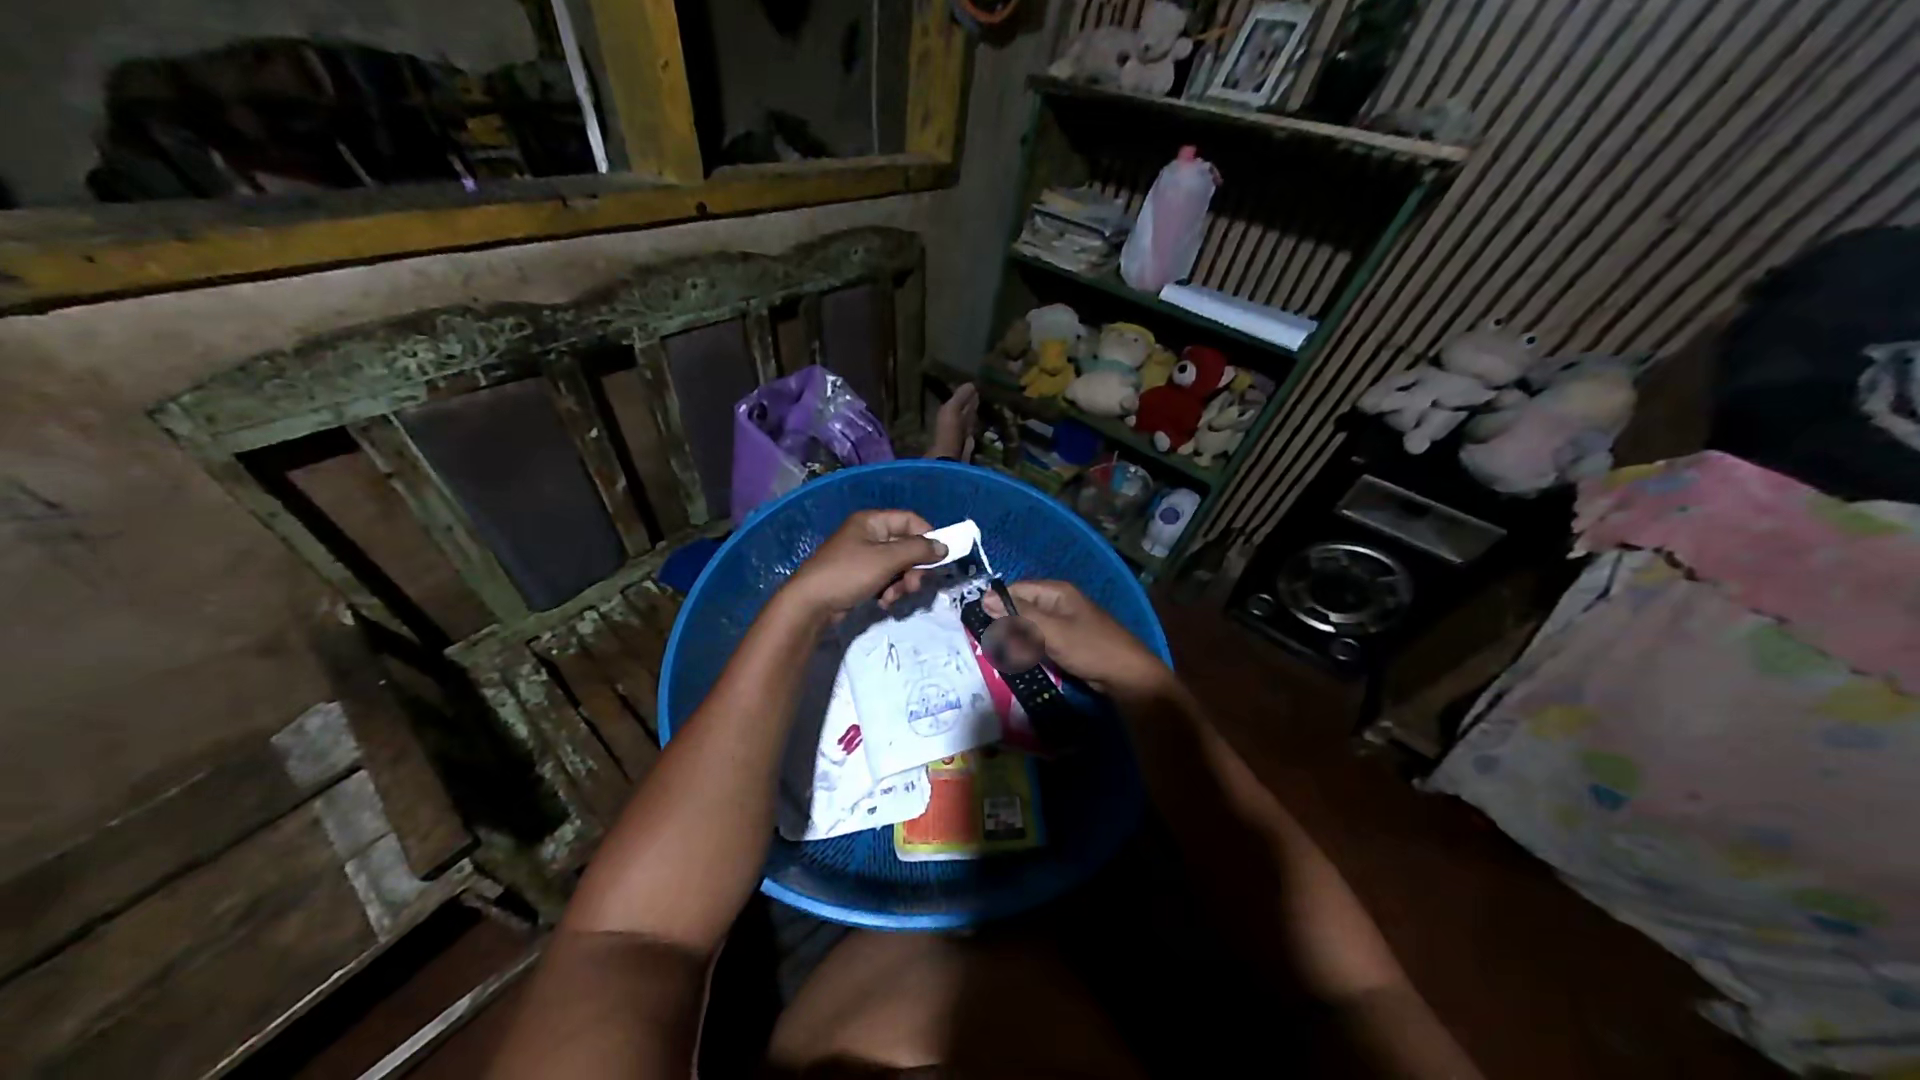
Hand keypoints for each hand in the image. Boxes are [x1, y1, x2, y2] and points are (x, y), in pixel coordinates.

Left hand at [782, 510, 945, 617]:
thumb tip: (944, 546)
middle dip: (914, 567)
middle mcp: (868, 535)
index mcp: (872, 521)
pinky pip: (886, 579)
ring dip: (902, 583)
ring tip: (892, 597)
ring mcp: (863, 556)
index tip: (939, 558)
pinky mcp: (860, 577)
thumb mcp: (887, 560)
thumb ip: (918, 551)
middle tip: (914, 585)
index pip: (910, 520)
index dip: (928, 537)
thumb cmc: (848, 573)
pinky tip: (883, 602)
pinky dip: (889, 590)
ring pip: (898, 566)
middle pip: (906, 545)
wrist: (810, 604)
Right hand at [983, 580, 1171, 697]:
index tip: (978, 621)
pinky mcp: (1066, 640)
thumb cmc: (1090, 648)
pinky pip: (1039, 638)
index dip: (997, 602)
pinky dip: (1029, 646)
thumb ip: (1019, 615)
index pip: (1016, 589)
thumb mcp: (1051, 631)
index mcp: (1056, 591)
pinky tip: (1020, 658)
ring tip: (1002, 652)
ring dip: (1016, 637)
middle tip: (989, 641)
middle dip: (1005, 622)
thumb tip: (985, 599)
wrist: (1126, 675)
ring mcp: (1063, 621)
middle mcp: (1058, 602)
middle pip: (1021, 606)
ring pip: (1029, 624)